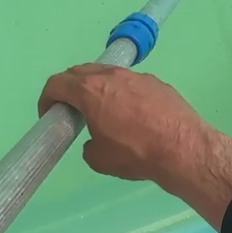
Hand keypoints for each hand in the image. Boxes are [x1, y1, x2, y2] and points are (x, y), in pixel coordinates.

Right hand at [39, 64, 231, 228]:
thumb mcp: (99, 159)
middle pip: (81, 72)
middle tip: (71, 110)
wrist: (184, 149)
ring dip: (98, 88)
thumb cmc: (136, 154)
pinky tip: (132, 114)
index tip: (50, 114)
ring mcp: (138, 77)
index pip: (57, 83)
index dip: (47, 99)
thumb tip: (94, 141)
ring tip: (101, 110)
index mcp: (91, 90)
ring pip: (109, 74)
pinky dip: (123, 93)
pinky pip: (132, 83)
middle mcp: (113, 75)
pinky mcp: (159, 84)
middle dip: (70, 89)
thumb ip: (88, 146)